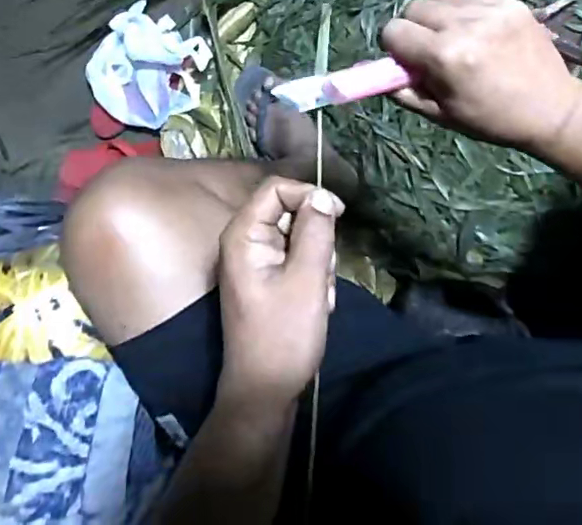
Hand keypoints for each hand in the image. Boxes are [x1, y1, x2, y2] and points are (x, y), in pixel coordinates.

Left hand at [216, 176, 342, 408]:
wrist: (264, 393)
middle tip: (324, 272)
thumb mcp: (308, 279)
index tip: (338, 214)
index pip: (276, 188)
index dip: (308, 194)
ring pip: (299, 236)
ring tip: (319, 295)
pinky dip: (313, 275)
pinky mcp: (266, 277)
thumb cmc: (284, 336)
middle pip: (290, 211)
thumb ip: (316, 231)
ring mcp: (254, 260)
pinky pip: (296, 258)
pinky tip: (316, 303)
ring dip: (318, 260)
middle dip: (316, 237)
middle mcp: (244, 240)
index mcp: (243, 234)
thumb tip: (322, 195)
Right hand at [380, 0, 581, 153]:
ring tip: (459, 39)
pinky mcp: (508, 1)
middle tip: (433, 51)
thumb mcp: (441, 114)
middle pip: (413, 9)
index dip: (395, 47)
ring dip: (439, 17)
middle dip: (415, 29)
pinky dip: (463, 9)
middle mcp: (465, 25)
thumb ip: (402, 90)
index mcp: (445, 56)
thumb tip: (371, 71)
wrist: (553, 109)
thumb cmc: (492, 118)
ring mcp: (489, 9)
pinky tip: (478, 29)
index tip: (409, 61)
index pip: (393, 31)